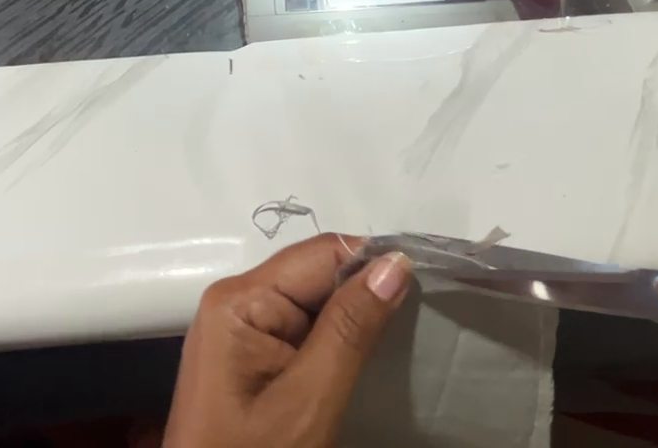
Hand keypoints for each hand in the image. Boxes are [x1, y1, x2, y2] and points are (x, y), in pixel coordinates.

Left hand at [163, 234, 411, 447]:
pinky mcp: (247, 352)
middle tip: (415, 316)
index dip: (372, 262)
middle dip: (362, 290)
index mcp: (240, 299)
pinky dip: (332, 337)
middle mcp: (235, 298)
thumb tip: (394, 263)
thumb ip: (350, 328)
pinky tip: (359, 355)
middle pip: (315, 272)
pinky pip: (299, 325)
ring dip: (351, 316)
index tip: (421, 283)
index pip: (321, 254)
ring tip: (394, 336)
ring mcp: (238, 326)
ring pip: (312, 298)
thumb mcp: (308, 402)